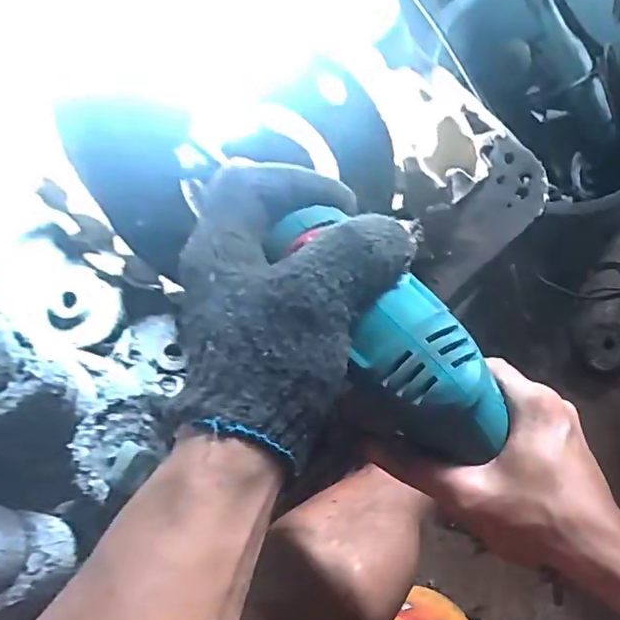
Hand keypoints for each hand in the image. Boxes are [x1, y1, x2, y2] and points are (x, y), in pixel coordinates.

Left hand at [171, 163, 415, 474]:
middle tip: (366, 250)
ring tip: (372, 288)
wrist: (252, 439)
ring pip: (293, 271)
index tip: (349, 202)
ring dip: (336, 273)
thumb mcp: (317, 297)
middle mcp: (226, 274)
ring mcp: (243, 312)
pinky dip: (335, 307)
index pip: (252, 184)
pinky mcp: (264, 344)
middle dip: (327, 232)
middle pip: (275, 227)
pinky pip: (302, 309)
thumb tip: (396, 232)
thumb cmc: (273, 362)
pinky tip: (359, 324)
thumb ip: (355, 253)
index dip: (303, 180)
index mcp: (223, 248)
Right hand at [369, 359, 619, 569]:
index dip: (447, 376)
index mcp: (534, 400)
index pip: (482, 366)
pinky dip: (505, 437)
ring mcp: (567, 424)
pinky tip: (484, 462)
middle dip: (462, 404)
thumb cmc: (535, 517)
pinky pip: (530, 428)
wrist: (594, 546)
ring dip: (483, 424)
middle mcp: (555, 403)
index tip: (418, 393)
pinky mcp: (571, 445)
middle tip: (427, 424)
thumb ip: (419, 469)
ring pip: (514, 410)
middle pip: (497, 389)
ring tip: (448, 444)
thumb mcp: (469, 495)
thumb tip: (372, 445)